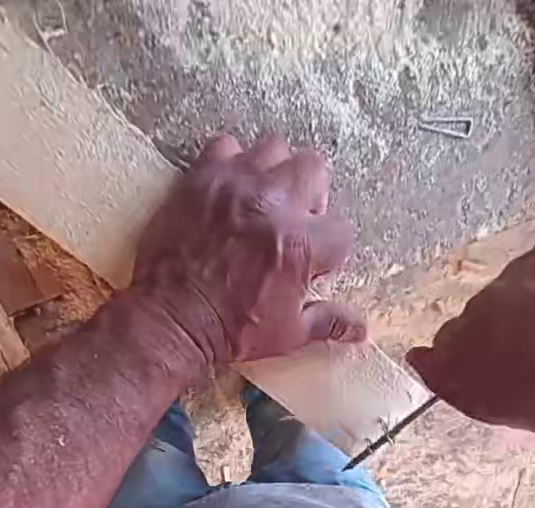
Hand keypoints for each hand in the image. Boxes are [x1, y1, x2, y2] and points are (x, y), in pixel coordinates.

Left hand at [130, 133, 365, 366]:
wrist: (171, 321)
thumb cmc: (231, 332)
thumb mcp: (286, 334)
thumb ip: (327, 322)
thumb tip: (363, 330)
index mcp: (301, 247)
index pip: (341, 231)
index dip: (327, 252)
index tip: (310, 265)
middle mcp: (273, 206)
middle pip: (315, 169)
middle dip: (309, 196)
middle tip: (289, 224)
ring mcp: (236, 186)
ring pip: (274, 149)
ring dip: (273, 173)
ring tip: (259, 204)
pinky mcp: (202, 179)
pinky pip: (225, 147)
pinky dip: (230, 164)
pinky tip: (226, 193)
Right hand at [407, 224, 534, 440]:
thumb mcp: (485, 405)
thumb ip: (442, 376)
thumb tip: (416, 355)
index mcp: (458, 341)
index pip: (455, 332)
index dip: (482, 344)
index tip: (507, 355)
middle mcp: (481, 302)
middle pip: (491, 302)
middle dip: (516, 318)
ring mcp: (523, 270)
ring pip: (526, 274)